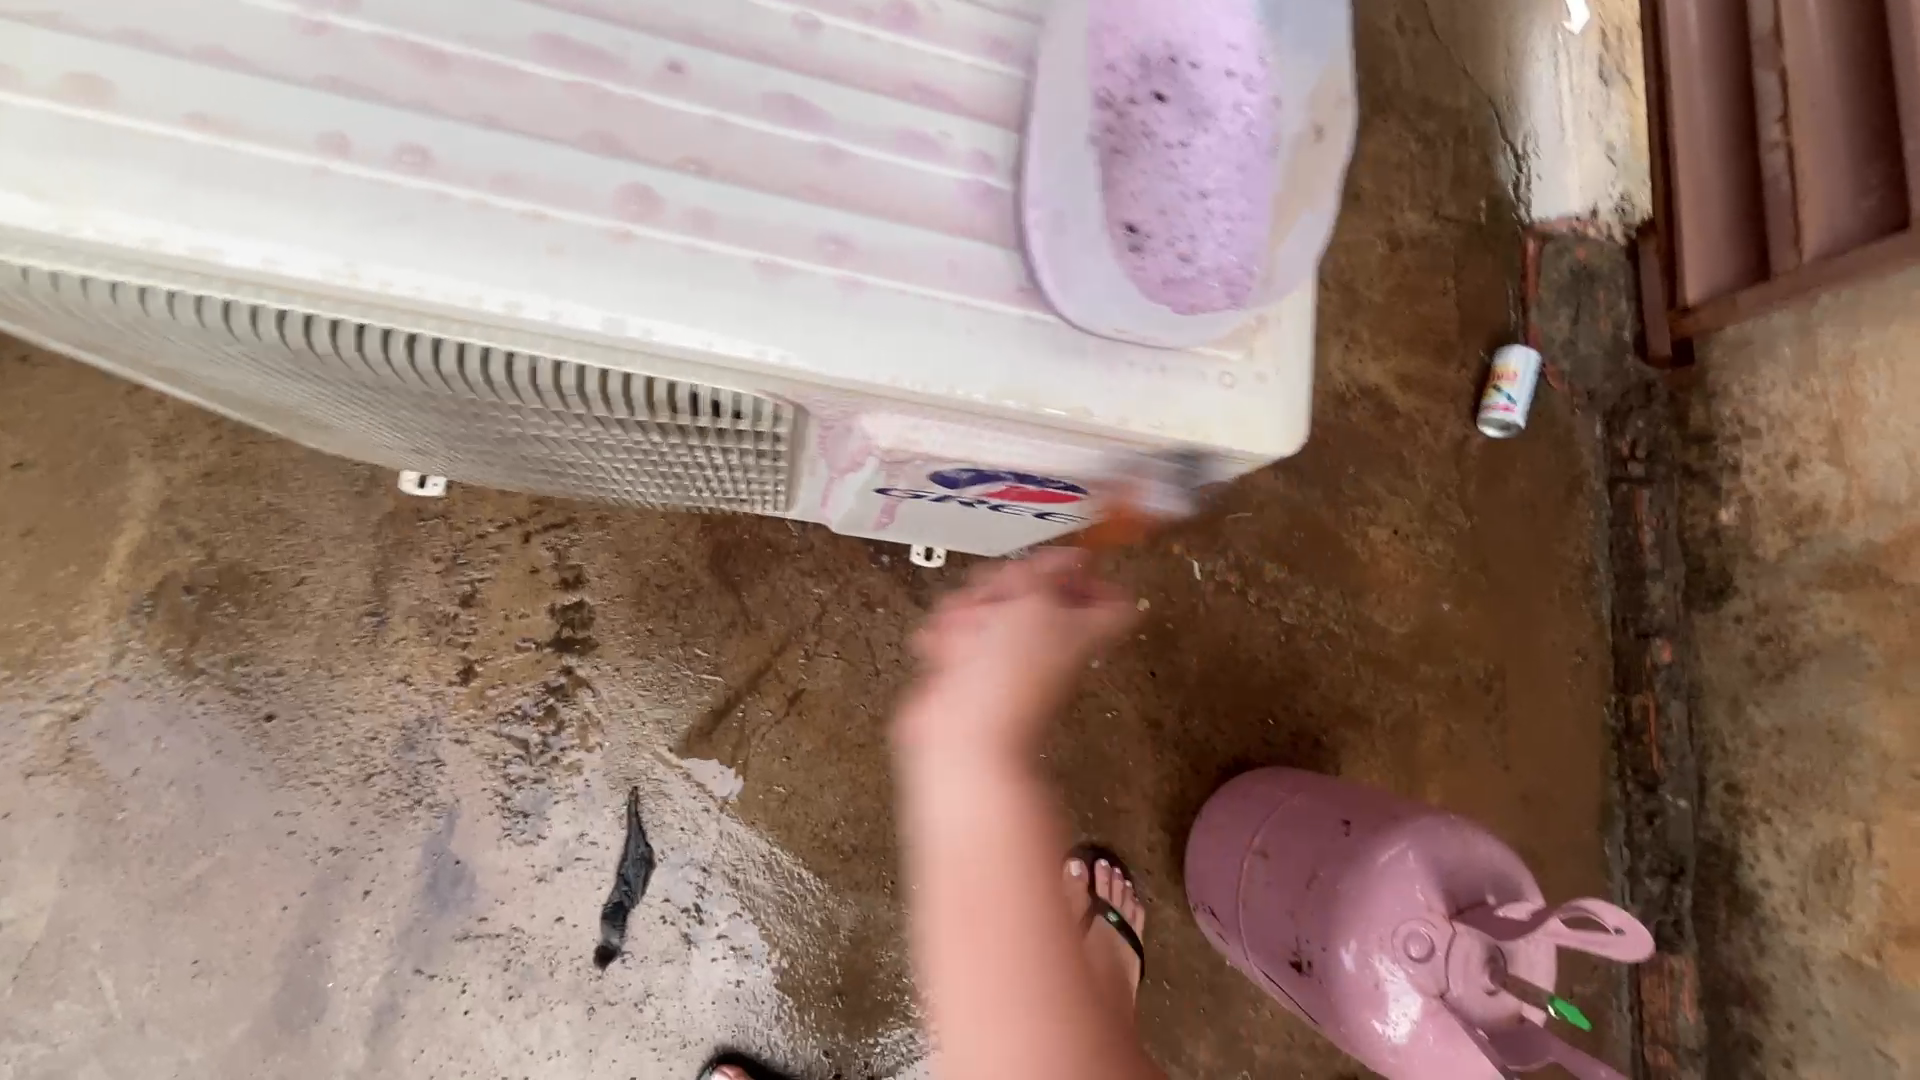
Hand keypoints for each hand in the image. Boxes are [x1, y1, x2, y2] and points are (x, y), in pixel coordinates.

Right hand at [895, 548, 1136, 757]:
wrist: (963, 729)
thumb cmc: (1011, 672)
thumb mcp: (1039, 604)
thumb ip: (1052, 572)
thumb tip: (1075, 555)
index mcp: (1080, 627)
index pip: (1109, 598)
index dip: (1089, 576)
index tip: (1059, 565)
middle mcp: (1046, 637)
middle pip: (1035, 589)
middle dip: (1006, 584)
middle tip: (999, 596)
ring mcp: (1004, 650)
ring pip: (989, 602)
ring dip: (970, 609)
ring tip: (967, 631)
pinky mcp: (967, 660)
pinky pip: (957, 627)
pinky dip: (948, 635)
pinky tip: (947, 650)